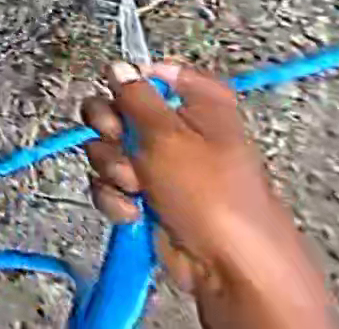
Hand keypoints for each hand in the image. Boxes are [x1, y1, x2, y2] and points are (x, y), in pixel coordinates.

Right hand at [81, 61, 334, 328]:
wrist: (229, 272)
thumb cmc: (215, 200)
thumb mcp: (168, 134)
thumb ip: (136, 95)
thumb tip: (120, 66)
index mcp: (202, 111)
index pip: (171, 74)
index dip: (145, 74)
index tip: (125, 84)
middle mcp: (182, 136)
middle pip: (123, 108)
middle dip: (110, 125)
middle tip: (118, 136)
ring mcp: (163, 170)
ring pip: (110, 147)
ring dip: (112, 165)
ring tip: (133, 184)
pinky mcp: (147, 198)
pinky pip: (111, 182)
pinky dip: (115, 195)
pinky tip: (133, 207)